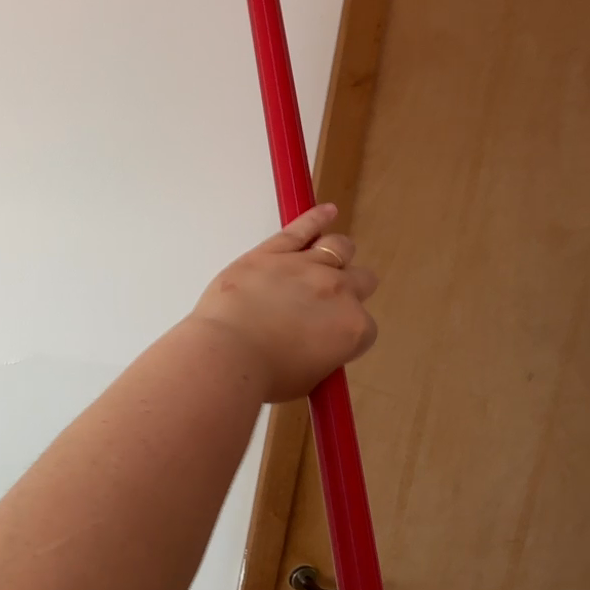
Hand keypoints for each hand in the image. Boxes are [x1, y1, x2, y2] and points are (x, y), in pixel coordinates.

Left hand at [187, 203, 378, 402]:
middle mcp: (339, 292)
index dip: (341, 329)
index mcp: (354, 328)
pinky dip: (316, 218)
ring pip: (337, 248)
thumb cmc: (263, 375)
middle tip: (321, 301)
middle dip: (346, 289)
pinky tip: (326, 211)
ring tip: (322, 257)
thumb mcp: (308, 379)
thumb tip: (314, 347)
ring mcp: (307, 267)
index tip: (322, 336)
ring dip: (333, 254)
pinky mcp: (273, 252)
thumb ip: (323, 356)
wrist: (226, 353)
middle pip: (359, 279)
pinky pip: (301, 229)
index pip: (362, 323)